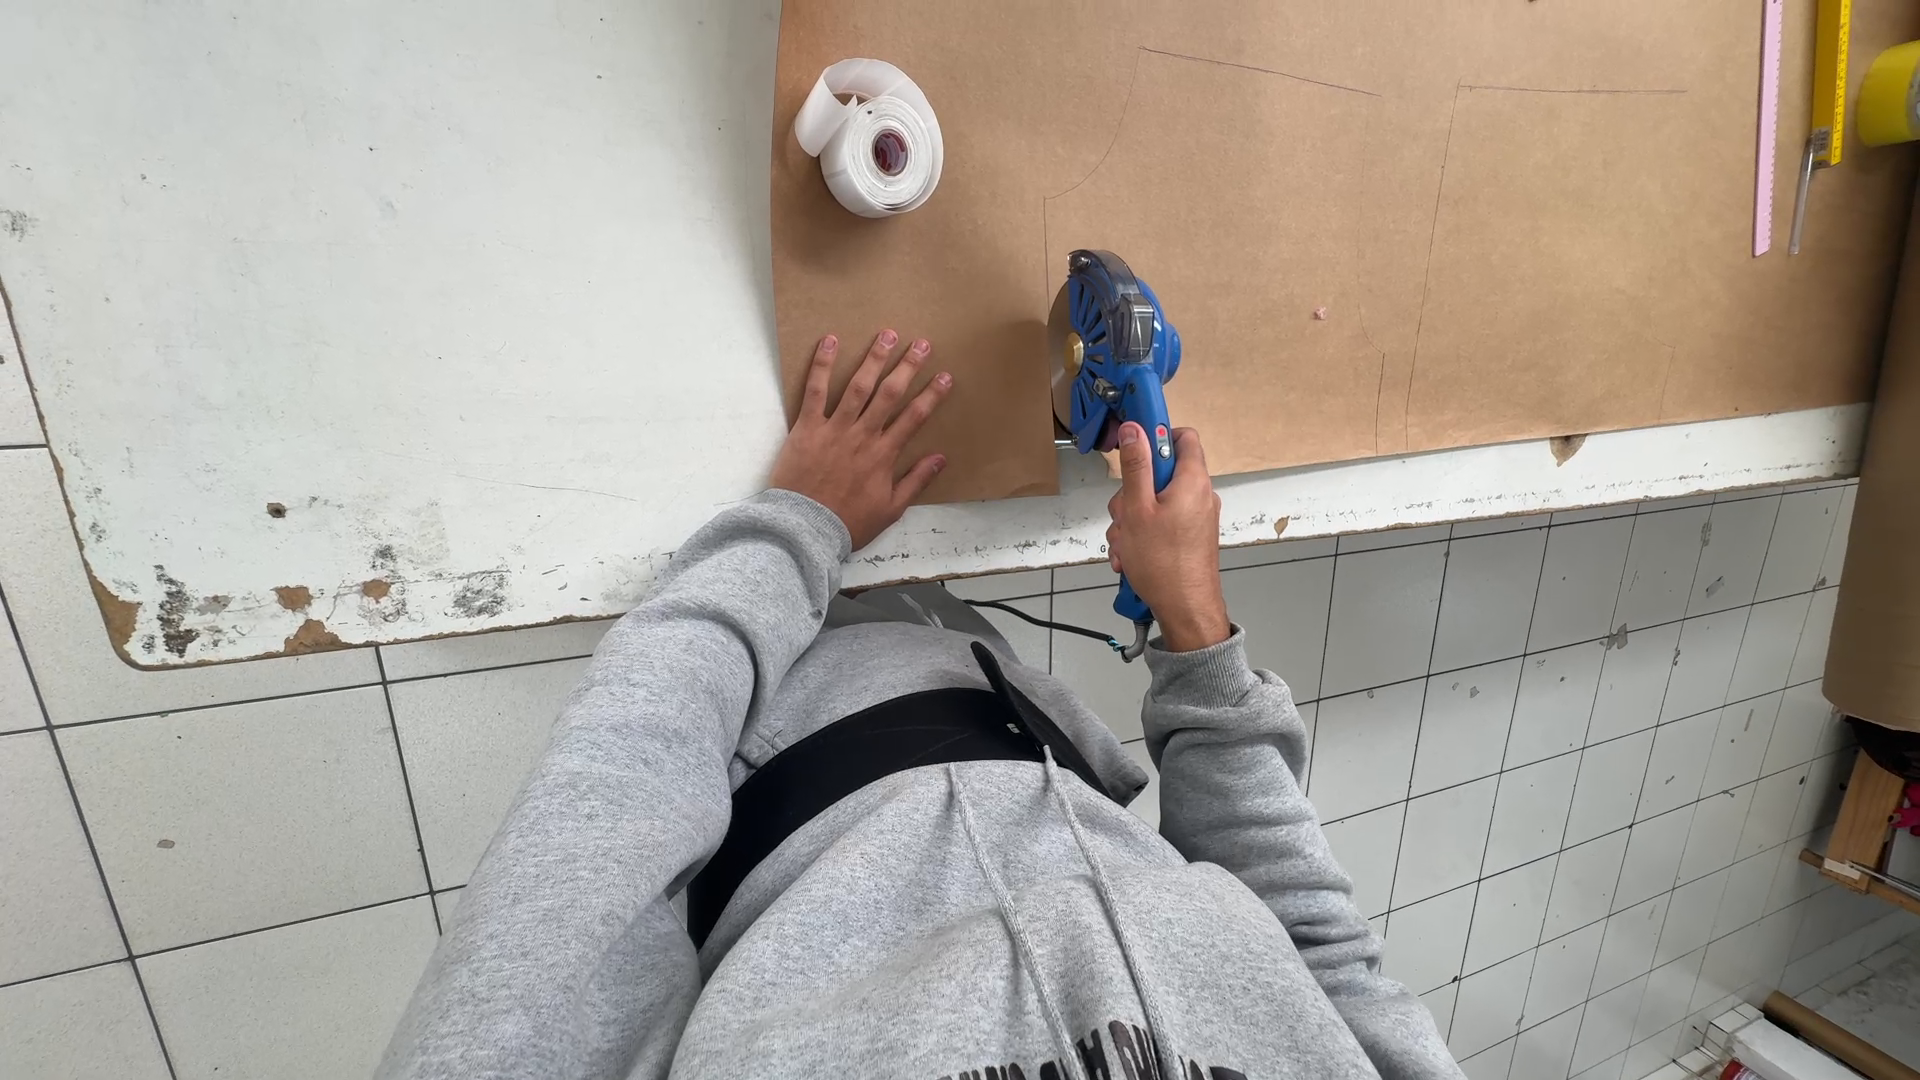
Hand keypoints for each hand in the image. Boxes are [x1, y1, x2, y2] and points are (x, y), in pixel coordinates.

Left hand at [769, 330, 952, 550]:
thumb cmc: (848, 523)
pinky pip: (815, 391)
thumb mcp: (890, 509)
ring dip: (874, 359)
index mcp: (884, 455)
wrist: (806, 528)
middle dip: (907, 367)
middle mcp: (863, 436)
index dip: (932, 396)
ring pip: (858, 387)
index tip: (945, 377)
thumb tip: (940, 458)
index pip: (914, 418)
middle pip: (890, 394)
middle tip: (921, 344)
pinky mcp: (807, 428)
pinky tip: (830, 341)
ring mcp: (834, 429)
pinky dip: (822, 366)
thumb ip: (915, 481)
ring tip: (887, 335)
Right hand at [1105, 422, 1228, 651]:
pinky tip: (1130, 557)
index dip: (1156, 435)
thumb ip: (1135, 466)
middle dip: (1131, 494)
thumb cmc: (1162, 562)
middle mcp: (1199, 494)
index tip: (1131, 450)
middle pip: (1159, 474)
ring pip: (1153, 503)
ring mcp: (1195, 517)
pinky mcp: (1189, 537)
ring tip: (1124, 546)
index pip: (1182, 436)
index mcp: (1192, 480)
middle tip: (1123, 517)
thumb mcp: (1137, 510)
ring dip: (1130, 522)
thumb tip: (1135, 428)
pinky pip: (1159, 524)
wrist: (1185, 610)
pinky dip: (1142, 536)